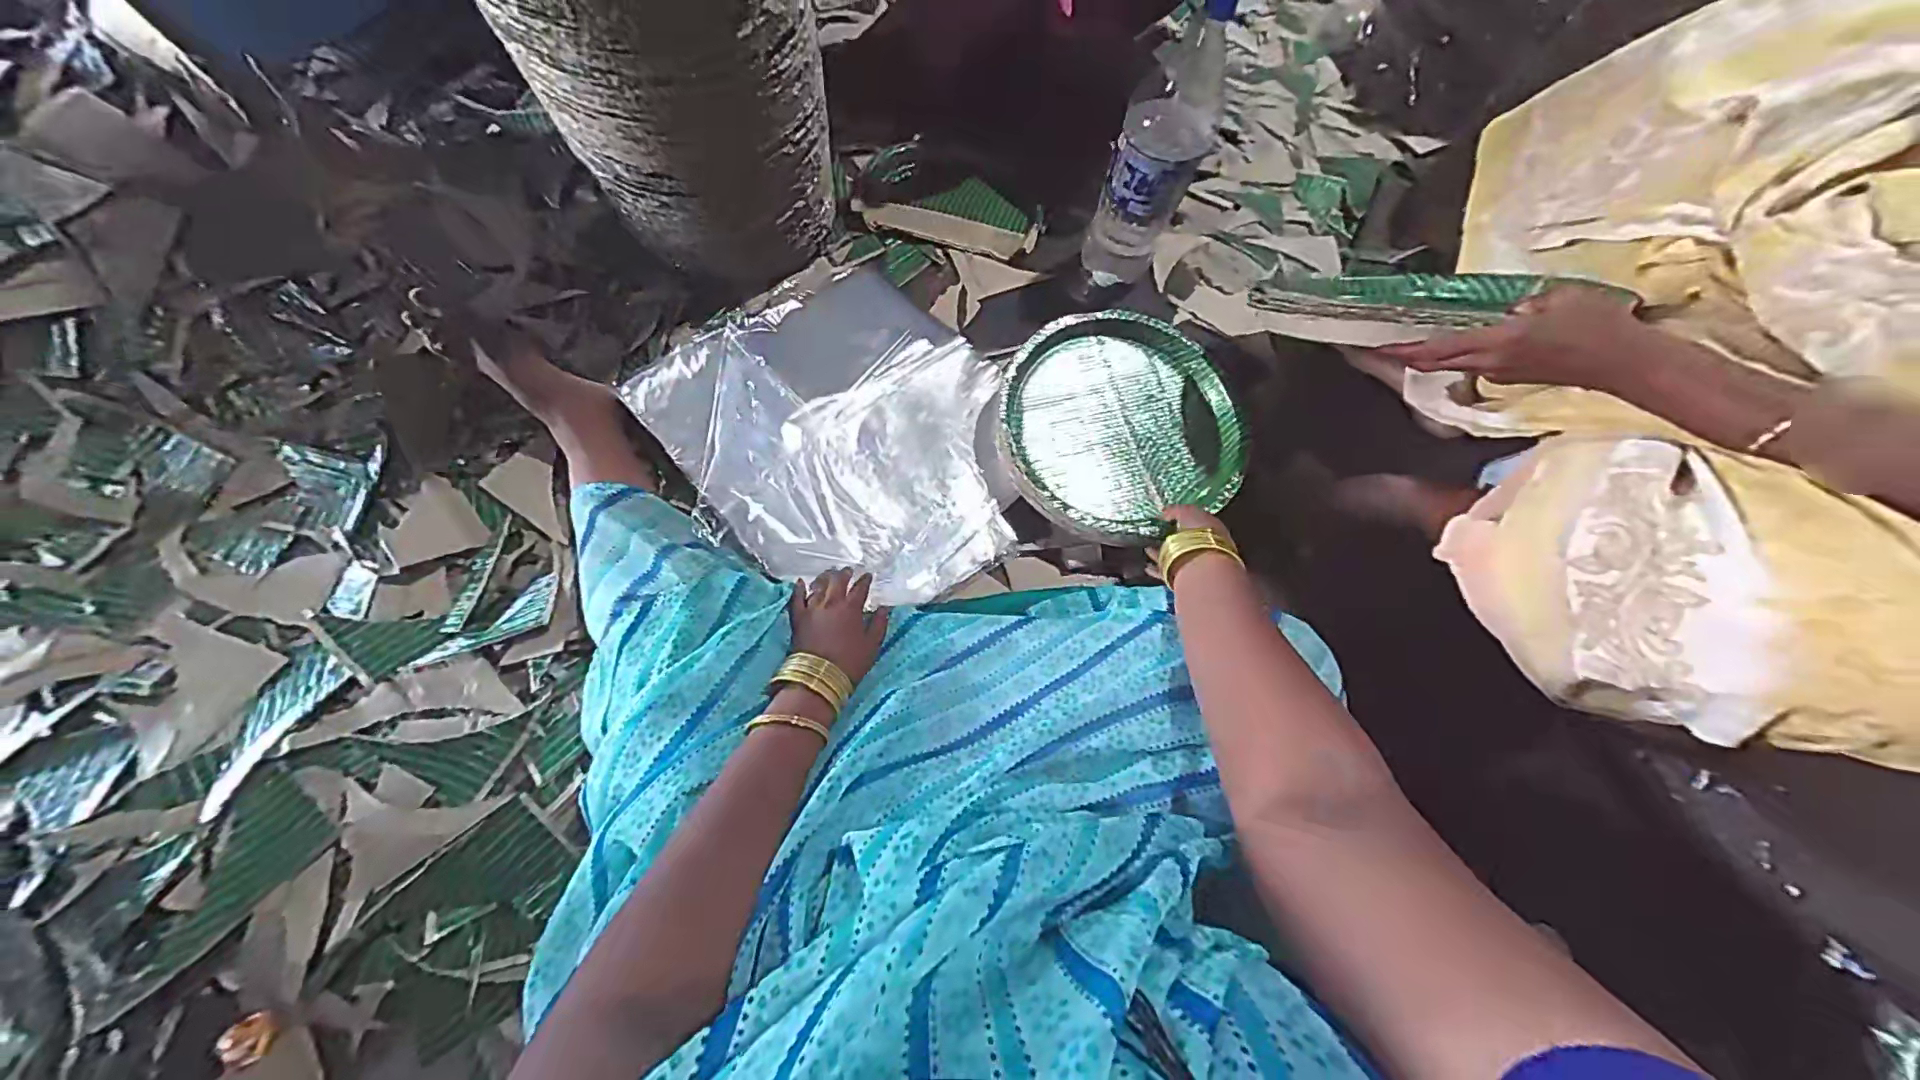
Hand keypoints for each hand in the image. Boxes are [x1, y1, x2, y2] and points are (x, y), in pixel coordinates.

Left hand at [789, 570, 888, 685]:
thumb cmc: (850, 662)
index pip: (860, 588)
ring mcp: (812, 608)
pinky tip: (801, 582)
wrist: (819, 676)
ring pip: (818, 586)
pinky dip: (799, 589)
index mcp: (851, 608)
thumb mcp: (872, 645)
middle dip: (844, 574)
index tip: (868, 575)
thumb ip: (879, 624)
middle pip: (838, 581)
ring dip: (825, 578)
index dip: (865, 580)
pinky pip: (797, 598)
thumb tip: (884, 608)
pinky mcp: (798, 617)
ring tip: (829, 574)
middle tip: (848, 570)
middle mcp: (831, 603)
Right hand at [1154, 506, 1242, 586]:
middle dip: (1171, 538)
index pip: (1196, 521)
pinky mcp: (1184, 577)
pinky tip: (1147, 566)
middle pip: (1185, 541)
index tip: (1166, 518)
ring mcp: (1195, 563)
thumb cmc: (1197, 533)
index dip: (1181, 518)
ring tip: (1147, 548)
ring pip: (1176, 556)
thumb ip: (1175, 510)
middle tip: (1155, 534)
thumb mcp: (1188, 511)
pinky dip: (1157, 568)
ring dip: (1161, 553)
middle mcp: (1206, 546)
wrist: (1200, 563)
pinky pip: (1168, 570)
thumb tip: (1164, 513)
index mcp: (1212, 528)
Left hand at [1371, 285, 1649, 391]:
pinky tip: (1461, 346)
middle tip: (1381, 349)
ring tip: (1411, 346)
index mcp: (1495, 342)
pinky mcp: (1510, 378)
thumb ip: (1525, 302)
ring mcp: (1498, 373)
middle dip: (1406, 356)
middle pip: (1435, 362)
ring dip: (1431, 357)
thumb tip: (1508, 308)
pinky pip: (1475, 366)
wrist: (1623, 362)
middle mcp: (1488, 363)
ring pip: (1453, 365)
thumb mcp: (1558, 299)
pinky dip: (1460, 357)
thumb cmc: (1595, 324)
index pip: (1437, 348)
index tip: (1378, 348)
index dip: (1404, 350)